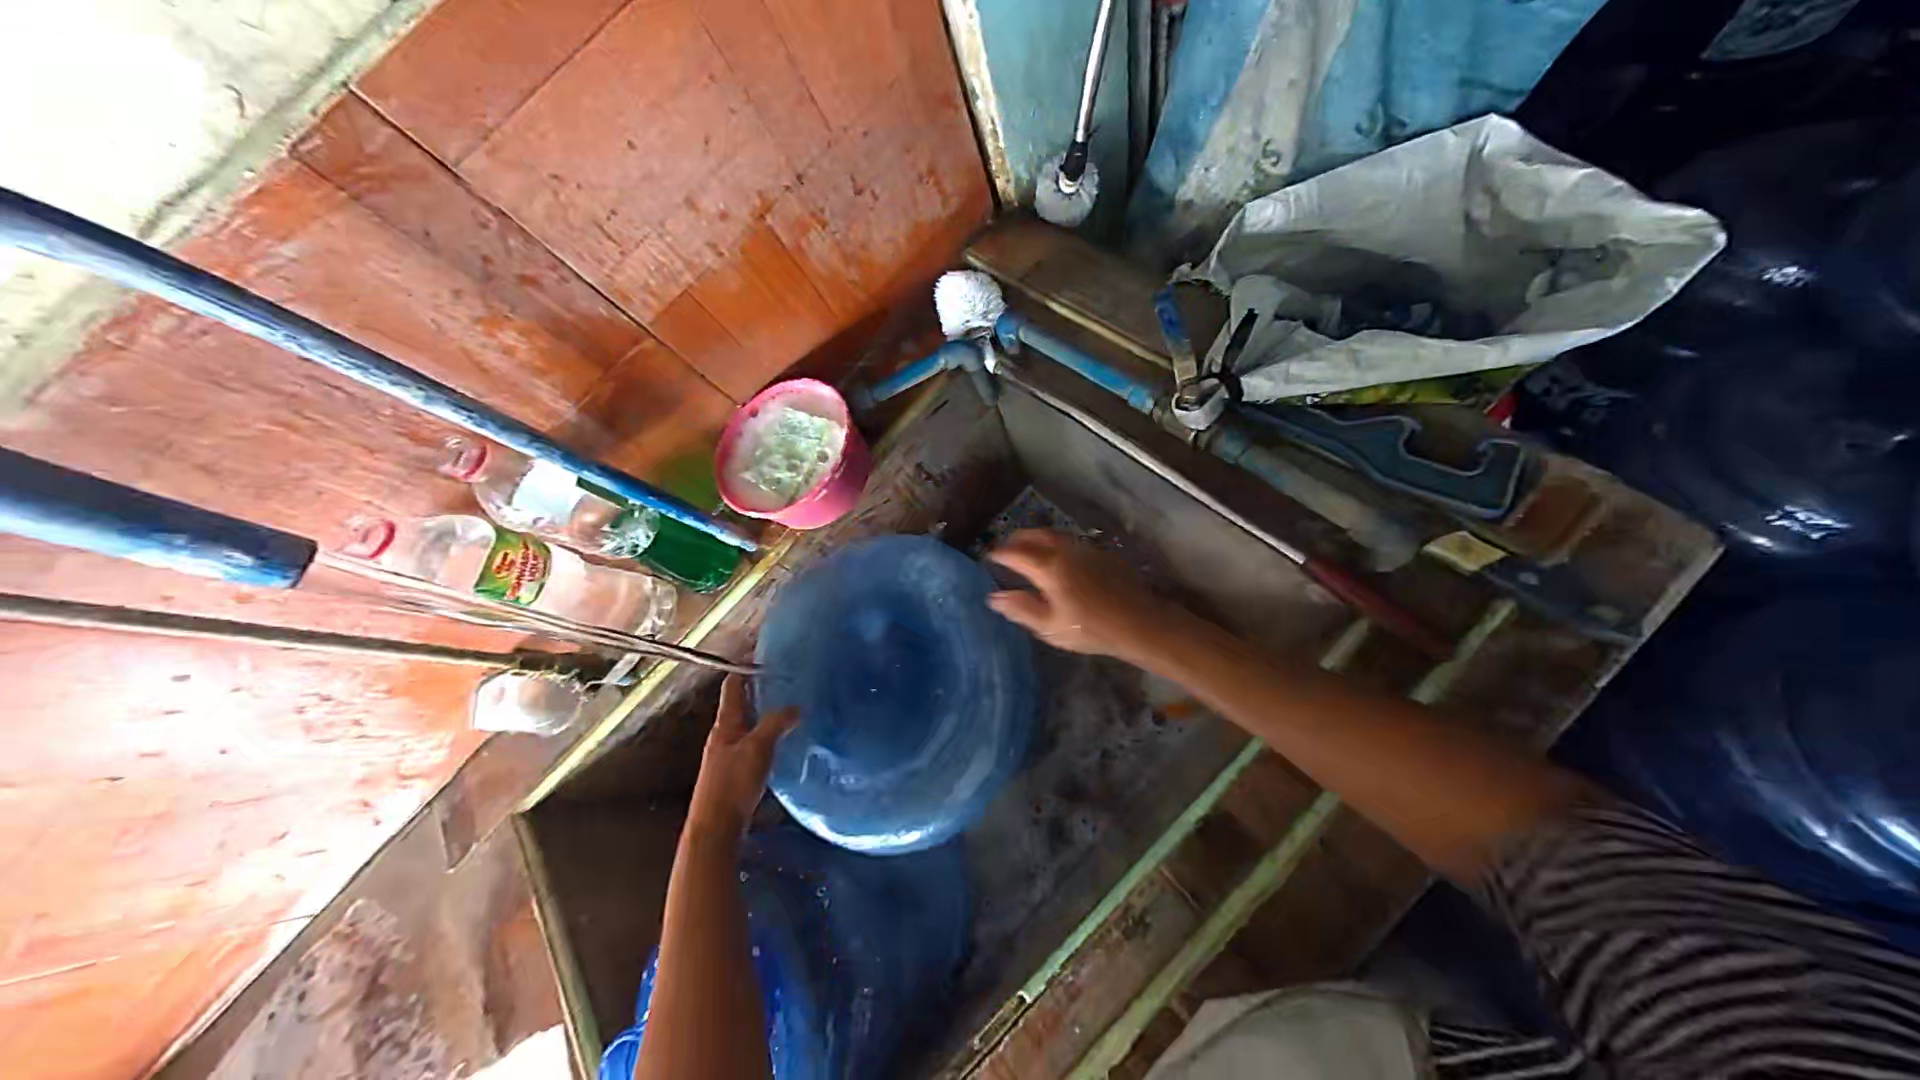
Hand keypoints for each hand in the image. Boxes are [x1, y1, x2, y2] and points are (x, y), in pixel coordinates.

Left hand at [688, 676, 797, 837]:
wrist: (715, 828)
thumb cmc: (733, 783)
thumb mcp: (759, 748)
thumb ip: (777, 724)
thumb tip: (797, 706)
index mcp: (725, 724)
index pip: (733, 685)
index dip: (745, 667)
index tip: (763, 653)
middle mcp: (724, 735)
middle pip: (740, 705)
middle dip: (759, 690)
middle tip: (784, 679)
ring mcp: (727, 755)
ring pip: (747, 725)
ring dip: (764, 714)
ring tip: (789, 706)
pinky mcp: (735, 773)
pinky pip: (752, 743)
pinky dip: (767, 735)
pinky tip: (782, 742)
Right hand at [985, 529, 1178, 659]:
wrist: (1139, 622)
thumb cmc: (1090, 628)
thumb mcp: (1050, 626)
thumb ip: (1020, 608)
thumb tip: (994, 597)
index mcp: (1048, 568)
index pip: (1015, 553)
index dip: (999, 553)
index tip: (989, 557)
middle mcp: (1064, 551)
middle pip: (1034, 535)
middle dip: (1016, 539)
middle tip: (1005, 548)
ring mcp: (1085, 548)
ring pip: (1053, 535)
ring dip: (1035, 537)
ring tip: (1027, 548)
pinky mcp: (1101, 552)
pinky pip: (1069, 541)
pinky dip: (1054, 543)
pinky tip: (1056, 557)